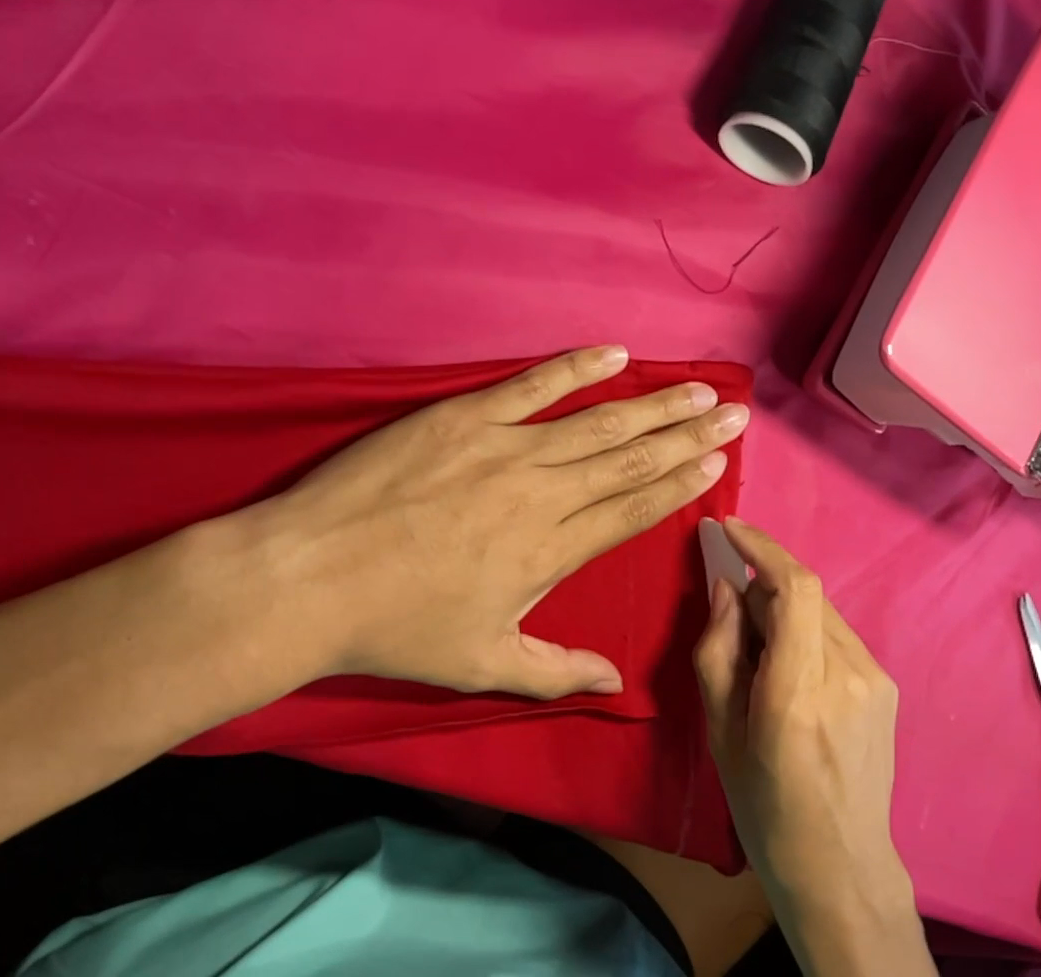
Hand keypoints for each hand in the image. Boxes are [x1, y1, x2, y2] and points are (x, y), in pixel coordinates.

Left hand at [237, 345, 748, 698]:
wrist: (309, 578)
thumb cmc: (398, 628)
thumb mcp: (481, 665)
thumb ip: (556, 672)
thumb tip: (618, 685)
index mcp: (554, 549)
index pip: (637, 507)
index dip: (683, 483)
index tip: (718, 461)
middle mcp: (545, 492)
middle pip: (633, 458)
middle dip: (690, 435)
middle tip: (732, 413)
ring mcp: (507, 448)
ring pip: (599, 421)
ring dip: (655, 404)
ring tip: (698, 388)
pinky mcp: (466, 417)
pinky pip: (533, 385)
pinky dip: (577, 368)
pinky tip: (615, 354)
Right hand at [694, 520, 917, 936]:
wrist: (840, 864)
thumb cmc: (765, 807)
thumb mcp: (720, 733)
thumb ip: (719, 651)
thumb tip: (725, 584)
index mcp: (800, 691)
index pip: (795, 588)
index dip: (763, 546)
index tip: (728, 527)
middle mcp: (849, 673)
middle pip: (806, 594)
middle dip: (762, 587)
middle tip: (730, 617)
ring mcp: (876, 678)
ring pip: (822, 613)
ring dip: (785, 612)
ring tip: (760, 658)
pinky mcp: (888, 685)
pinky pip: (838, 637)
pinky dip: (807, 634)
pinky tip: (792, 675)